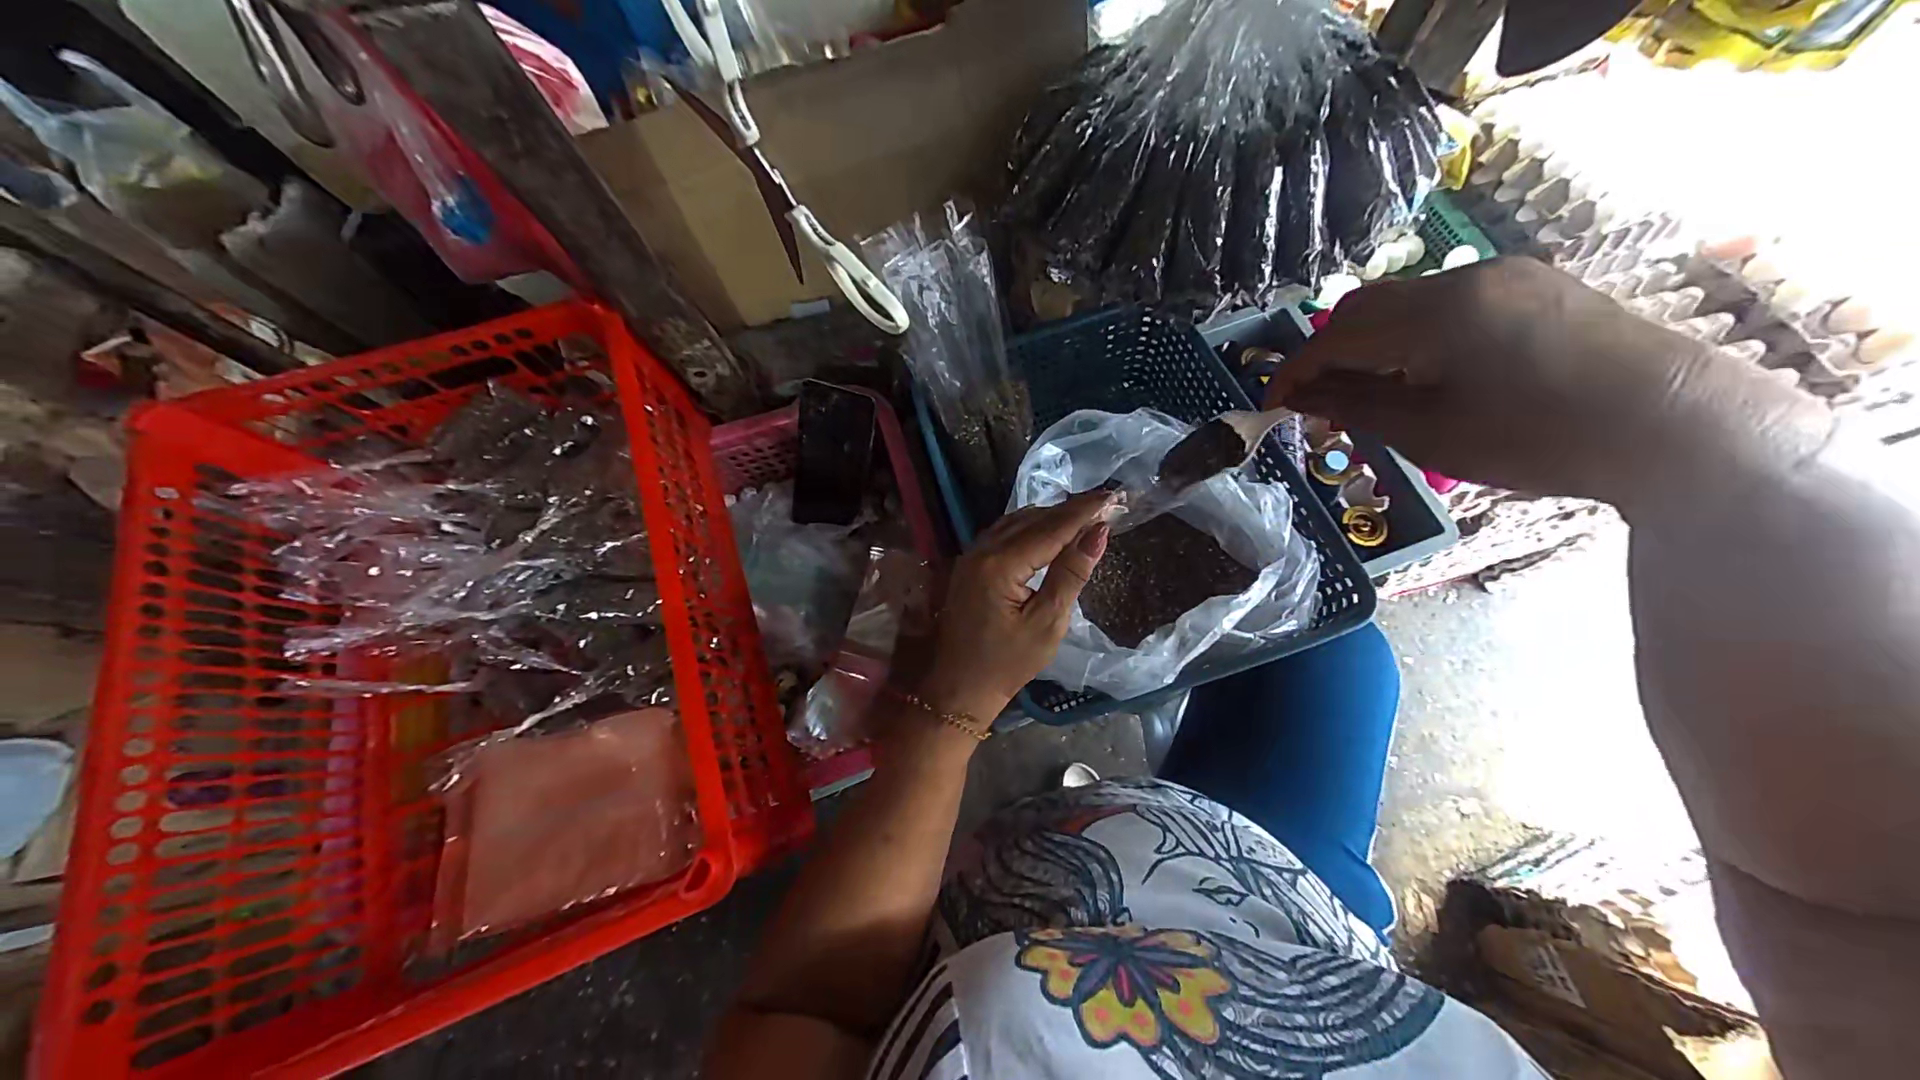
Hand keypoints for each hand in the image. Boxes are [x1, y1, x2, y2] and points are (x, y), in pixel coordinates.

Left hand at [915, 489, 1117, 721]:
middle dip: (1070, 510)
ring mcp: (972, 555)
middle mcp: (982, 550)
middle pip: (1033, 519)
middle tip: (1105, 502)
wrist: (959, 687)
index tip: (1113, 496)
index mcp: (1001, 565)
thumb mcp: (1048, 622)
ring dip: (1050, 515)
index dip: (1084, 511)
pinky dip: (1030, 526)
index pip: (1051, 528)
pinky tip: (1049, 529)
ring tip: (1084, 512)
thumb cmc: (1007, 663)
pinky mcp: (970, 564)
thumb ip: (1071, 573)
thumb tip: (1098, 533)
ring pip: (1016, 522)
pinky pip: (1003, 532)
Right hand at [1267, 257, 1831, 516]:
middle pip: (1363, 307)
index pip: (1333, 336)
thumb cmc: (1535, 438)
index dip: (1293, 371)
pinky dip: (1413, 335)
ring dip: (1370, 344)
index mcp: (1433, 313)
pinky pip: (1446, 303)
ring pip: (1404, 302)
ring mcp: (1504, 275)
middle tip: (1319, 403)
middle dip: (1328, 353)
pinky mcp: (1534, 285)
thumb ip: (1353, 406)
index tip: (1271, 406)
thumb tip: (1299, 396)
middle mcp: (1463, 278)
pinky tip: (1424, 371)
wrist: (1676, 427)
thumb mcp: (1427, 433)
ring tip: (1370, 392)